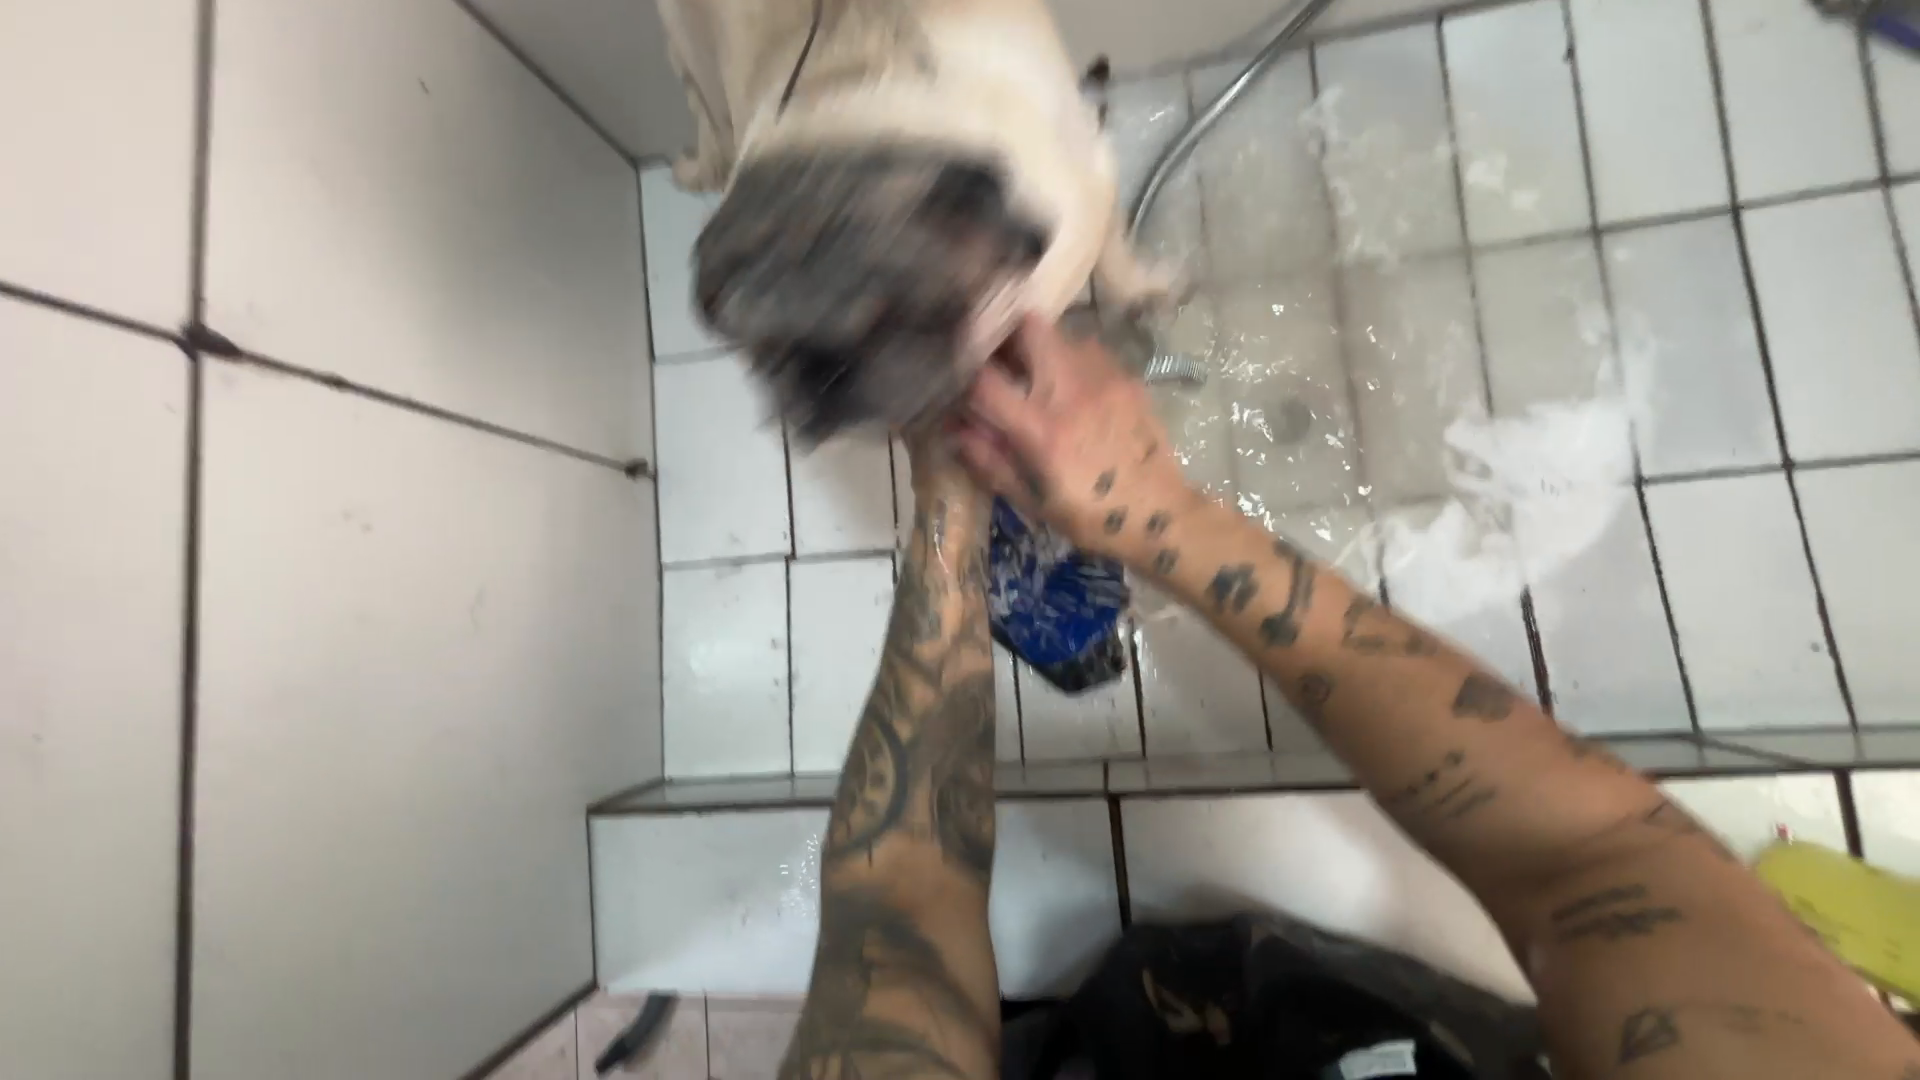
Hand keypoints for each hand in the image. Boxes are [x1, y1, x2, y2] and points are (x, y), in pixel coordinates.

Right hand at [949, 314, 1200, 560]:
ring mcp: (1104, 379)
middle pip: (1029, 327)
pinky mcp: (1127, 378)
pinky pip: (1089, 351)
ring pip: (1061, 333)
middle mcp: (1071, 392)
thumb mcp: (1031, 500)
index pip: (986, 380)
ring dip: (1040, 348)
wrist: (1159, 514)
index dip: (963, 372)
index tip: (955, 374)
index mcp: (1042, 430)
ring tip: (1037, 376)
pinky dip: (1071, 361)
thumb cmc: (1089, 516)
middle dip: (1007, 337)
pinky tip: (1073, 389)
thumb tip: (953, 430)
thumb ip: (988, 460)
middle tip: (999, 359)